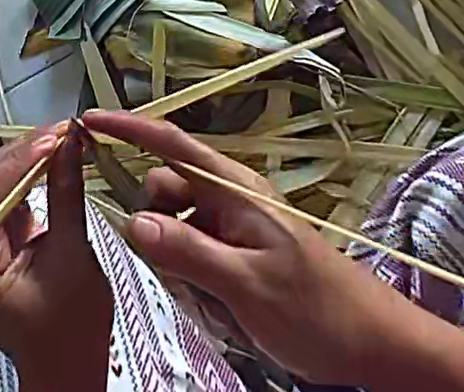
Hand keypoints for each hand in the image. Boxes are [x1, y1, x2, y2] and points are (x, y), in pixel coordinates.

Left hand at [0, 122, 111, 390]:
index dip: (19, 163)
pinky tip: (50, 161)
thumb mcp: (74, 258)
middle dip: (23, 156)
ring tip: (59, 140)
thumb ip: (66, 195)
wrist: (68, 371)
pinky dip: (26, 177)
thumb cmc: (72, 329)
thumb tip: (69, 143)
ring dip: (25, 161)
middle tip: (62, 132)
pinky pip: (3, 199)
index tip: (55, 139)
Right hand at [83, 109, 414, 386]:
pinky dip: (190, 271)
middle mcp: (228, 194)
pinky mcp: (237, 247)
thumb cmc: (316, 310)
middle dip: (156, 224)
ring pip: (175, 223)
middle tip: (179, 274)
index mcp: (232, 187)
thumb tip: (132, 221)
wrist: (375, 344)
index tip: (89, 120)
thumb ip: (187, 251)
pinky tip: (215, 304)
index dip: (128, 127)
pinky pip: (192, 247)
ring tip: (208, 299)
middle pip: (166, 190)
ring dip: (175, 256)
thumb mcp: (246, 285)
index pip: (170, 144)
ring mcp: (233, 221)